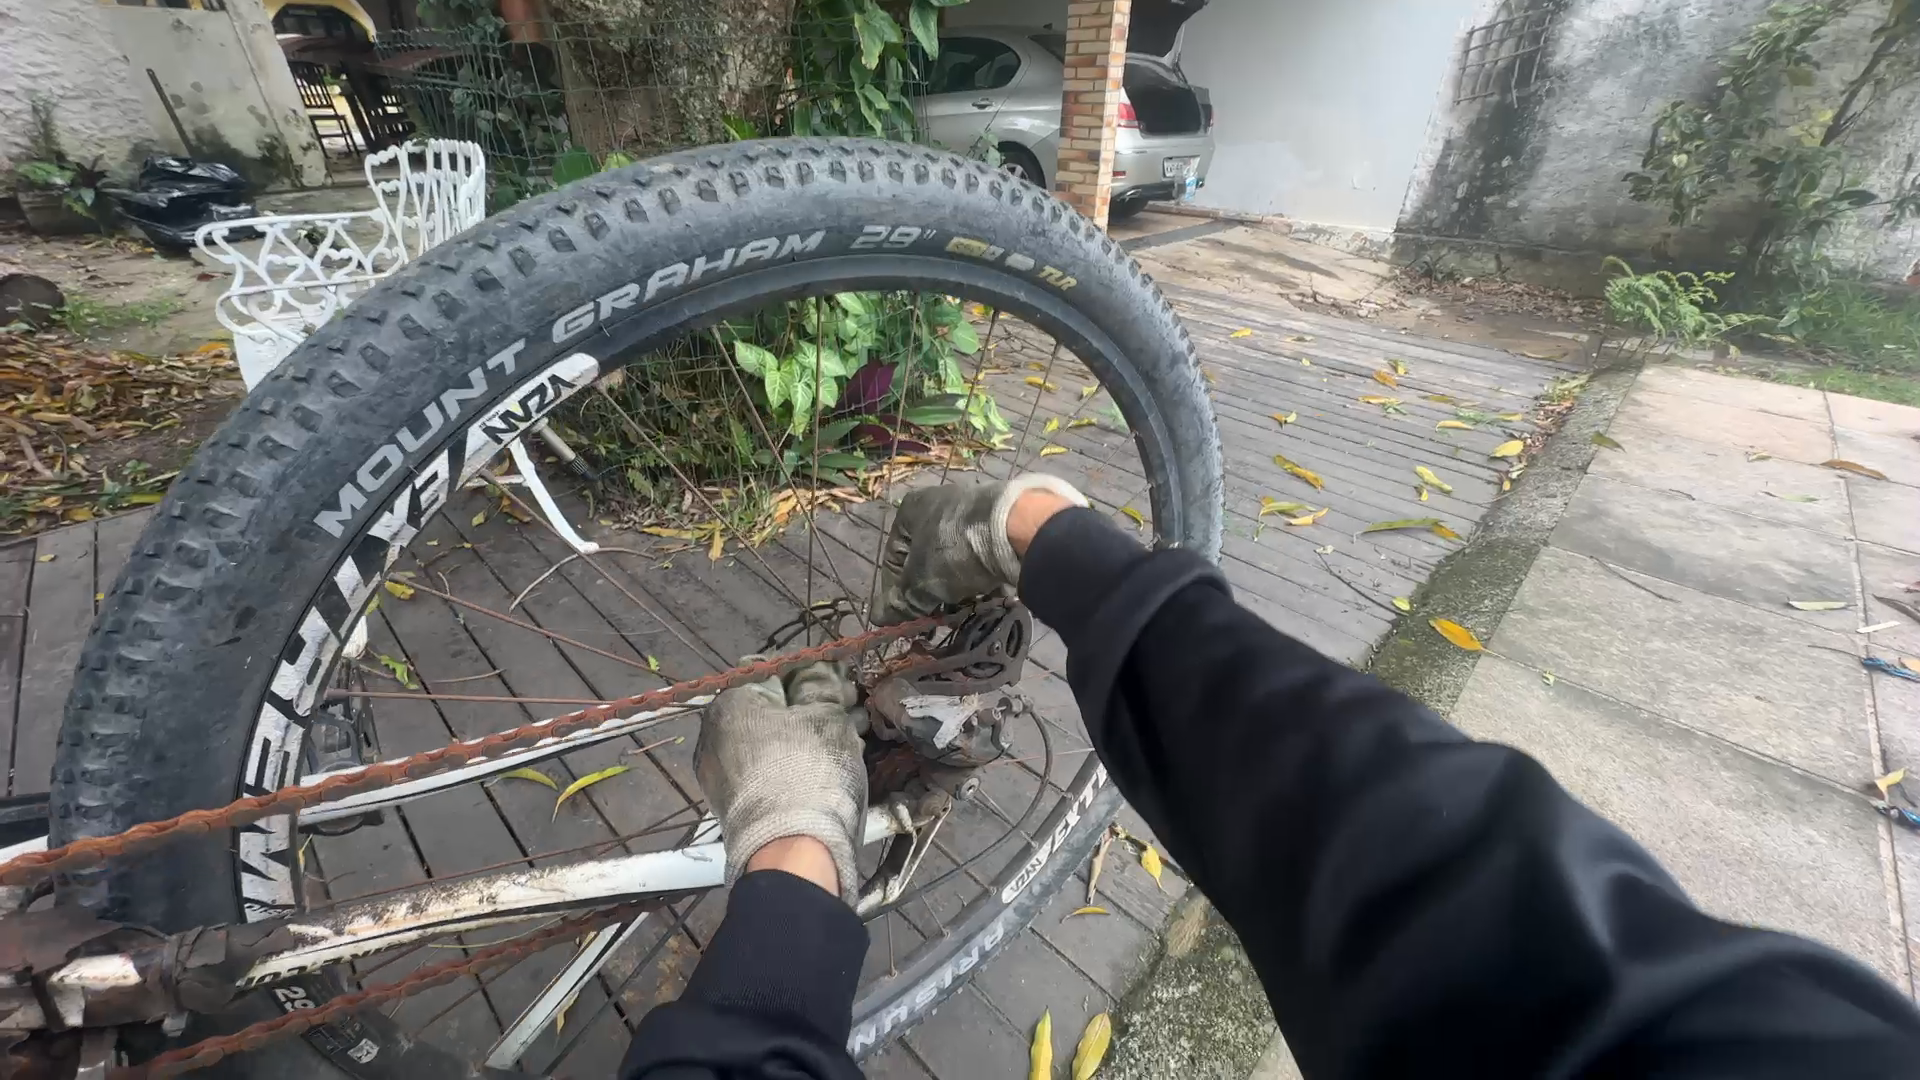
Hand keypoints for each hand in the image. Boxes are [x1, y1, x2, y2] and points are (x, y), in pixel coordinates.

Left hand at [695, 660, 864, 901]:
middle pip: (772, 706)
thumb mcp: (825, 714)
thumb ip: (821, 683)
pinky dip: (797, 760)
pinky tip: (832, 763)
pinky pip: (769, 768)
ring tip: (852, 735)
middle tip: (851, 707)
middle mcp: (715, 735)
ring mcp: (722, 774)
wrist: (792, 853)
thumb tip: (817, 671)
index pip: (773, 668)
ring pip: (774, 738)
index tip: (840, 678)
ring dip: (810, 731)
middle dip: (812, 703)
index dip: (810, 669)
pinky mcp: (736, 805)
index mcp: (730, 703)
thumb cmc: (809, 769)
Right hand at [871, 474, 1087, 624]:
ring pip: (955, 562)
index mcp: (911, 510)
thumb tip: (880, 619)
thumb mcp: (920, 582)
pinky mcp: (999, 525)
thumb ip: (899, 602)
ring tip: (962, 613)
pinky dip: (979, 581)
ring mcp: (971, 514)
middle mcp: (939, 506)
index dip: (894, 591)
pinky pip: (981, 559)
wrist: (1015, 528)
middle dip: (930, 594)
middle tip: (934, 620)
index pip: (893, 557)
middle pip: (926, 561)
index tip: (904, 617)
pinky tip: (985, 600)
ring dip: (955, 591)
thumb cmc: (954, 550)